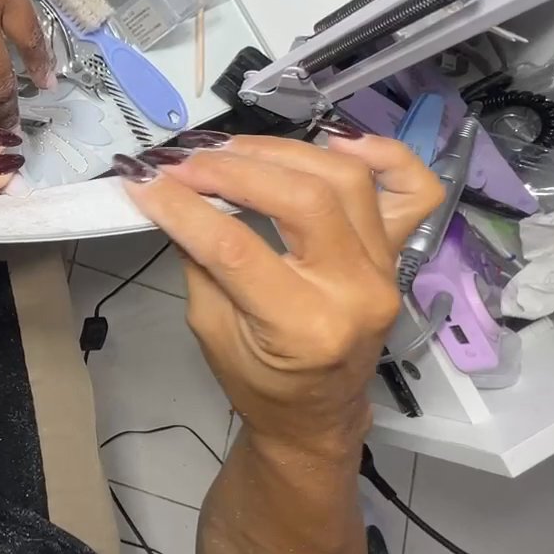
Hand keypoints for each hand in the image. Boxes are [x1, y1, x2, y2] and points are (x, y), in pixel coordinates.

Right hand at [112, 132, 441, 455]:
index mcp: (302, 327)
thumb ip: (198, 257)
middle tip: (180, 163)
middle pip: (300, 200)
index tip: (141, 180)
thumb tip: (172, 194)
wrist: (315, 412)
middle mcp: (355, 292)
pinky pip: (412, 192)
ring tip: (226, 150)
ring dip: (278, 152)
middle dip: (229, 170)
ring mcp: (384, 268)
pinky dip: (384, 156)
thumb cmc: (256, 380)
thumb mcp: (207, 325)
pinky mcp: (396, 254)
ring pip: (343, 181)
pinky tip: (339, 141)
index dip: (180, 206)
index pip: (233, 247)